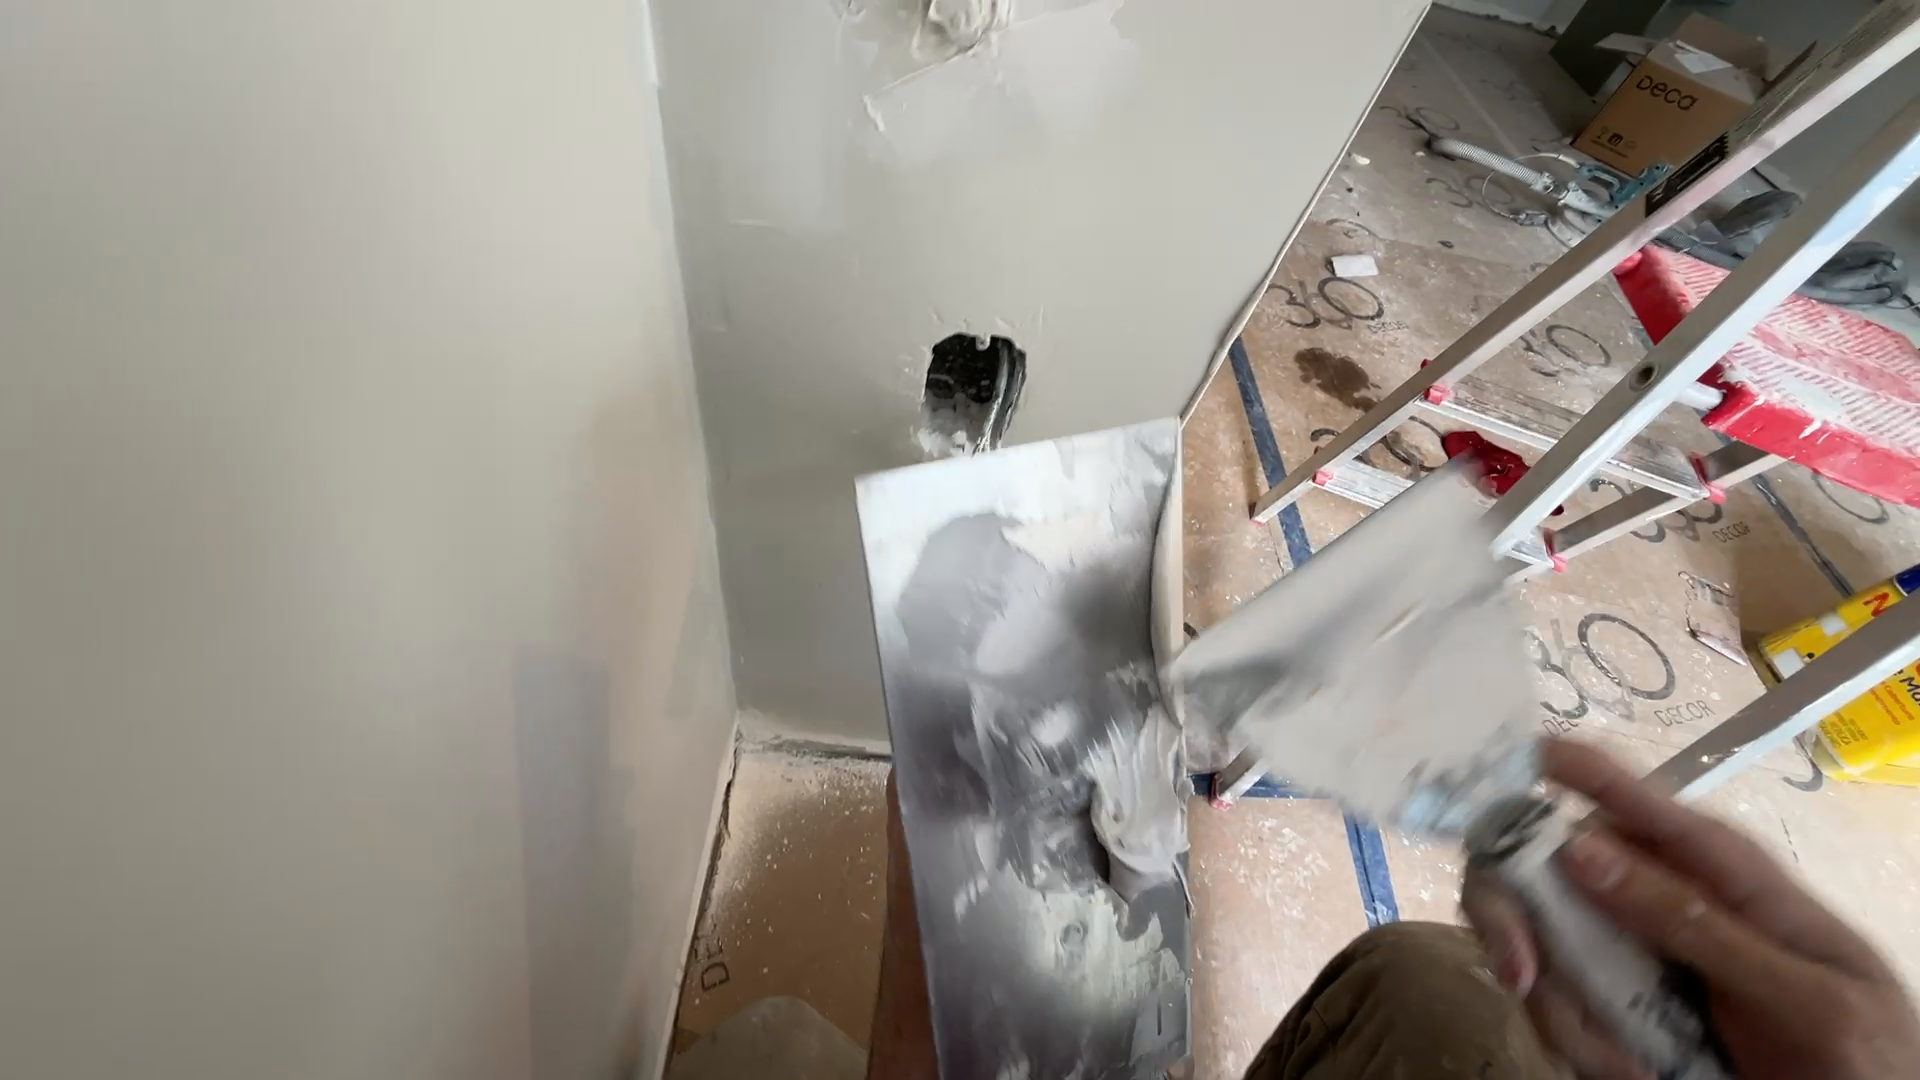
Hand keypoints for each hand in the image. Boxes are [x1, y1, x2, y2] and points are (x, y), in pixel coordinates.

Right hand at [1462, 739, 1919, 1079]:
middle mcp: (1636, 878)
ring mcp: (1606, 928)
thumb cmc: (1868, 1060)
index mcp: (1704, 859)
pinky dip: (1566, 1031)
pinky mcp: (1590, 976)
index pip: (1617, 785)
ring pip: (1517, 923)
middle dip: (1504, 914)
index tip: (1488, 767)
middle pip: (1525, 853)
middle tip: (1520, 975)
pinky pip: (1540, 985)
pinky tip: (1623, 1068)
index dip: (1546, 763)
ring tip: (1618, 1065)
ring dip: (1552, 999)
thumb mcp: (1812, 1003)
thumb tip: (1575, 847)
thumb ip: (1699, 924)